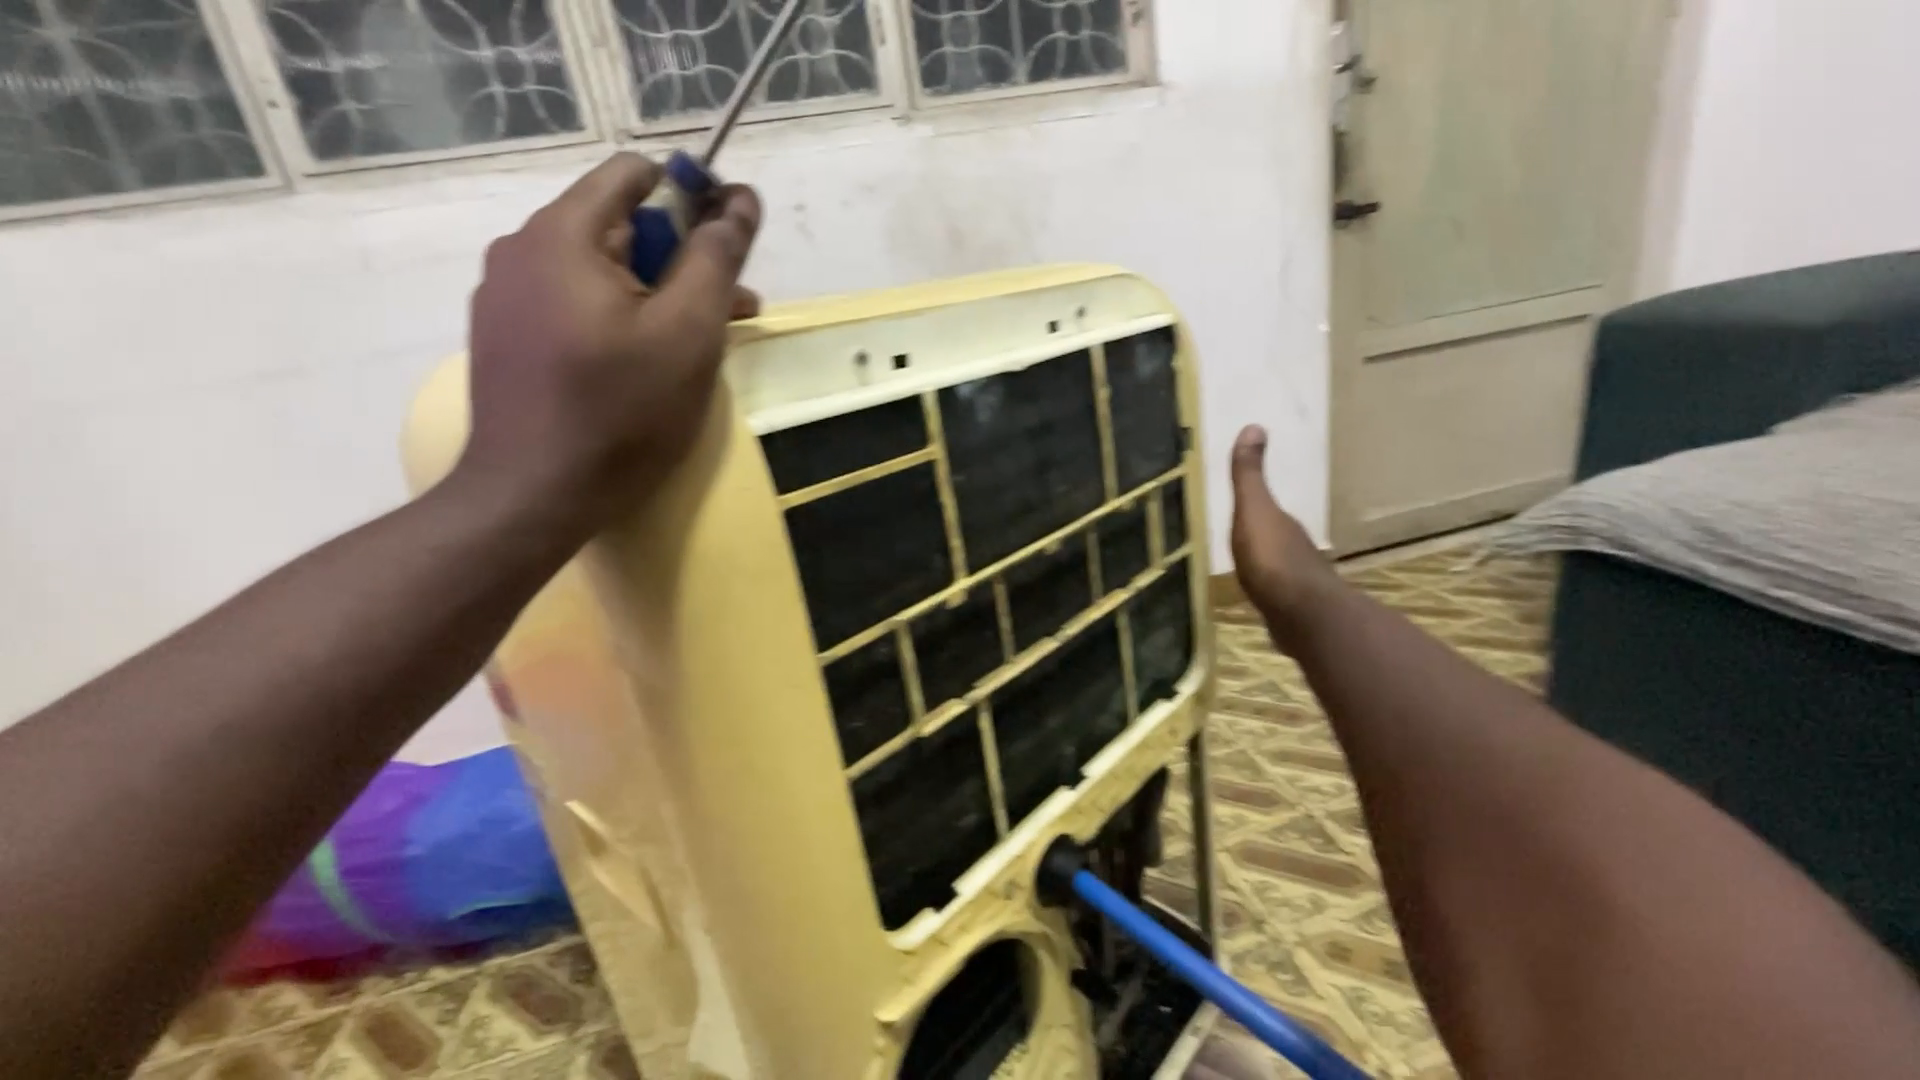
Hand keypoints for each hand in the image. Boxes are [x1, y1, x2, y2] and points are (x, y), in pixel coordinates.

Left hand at [457, 153, 762, 531]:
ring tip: (697, 345)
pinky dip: (617, 319)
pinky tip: (644, 366)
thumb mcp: (688, 333)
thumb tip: (739, 200)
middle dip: (681, 259)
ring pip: (598, 271)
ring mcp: (505, 297)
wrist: (533, 497)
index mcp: (562, 235)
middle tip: (732, 311)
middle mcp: (521, 250)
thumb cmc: (621, 413)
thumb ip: (717, 258)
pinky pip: (572, 305)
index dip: (693, 197)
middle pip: (618, 226)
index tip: (730, 247)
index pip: (634, 174)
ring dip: (656, 294)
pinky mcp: (505, 339)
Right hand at [1229, 424, 1339, 652]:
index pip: (1269, 511)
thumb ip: (1249, 476)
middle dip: (1263, 536)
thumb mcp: (1253, 510)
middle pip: (1276, 537)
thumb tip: (1254, 425)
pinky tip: (1260, 597)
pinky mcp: (1294, 610)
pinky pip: (1278, 593)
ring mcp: (1297, 581)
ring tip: (1247, 567)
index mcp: (1282, 524)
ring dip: (1267, 564)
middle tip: (1241, 536)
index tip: (1243, 507)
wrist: (1301, 615)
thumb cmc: (1272, 558)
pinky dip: (1270, 591)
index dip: (1256, 508)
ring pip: (1279, 566)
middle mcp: (1295, 548)